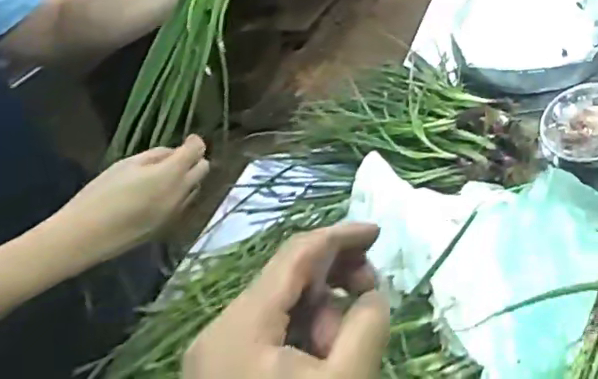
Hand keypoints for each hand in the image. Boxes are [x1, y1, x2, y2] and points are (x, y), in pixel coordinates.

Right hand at [46, 136, 209, 260]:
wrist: (76, 241)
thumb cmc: (99, 196)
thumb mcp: (127, 165)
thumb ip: (156, 155)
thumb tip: (173, 153)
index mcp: (172, 174)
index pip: (197, 151)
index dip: (194, 142)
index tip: (188, 139)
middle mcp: (180, 193)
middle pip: (203, 169)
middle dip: (194, 160)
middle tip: (177, 158)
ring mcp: (174, 213)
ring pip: (194, 188)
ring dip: (187, 180)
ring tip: (167, 178)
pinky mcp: (163, 229)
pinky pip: (181, 206)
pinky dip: (178, 196)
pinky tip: (159, 197)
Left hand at [184, 224, 388, 378]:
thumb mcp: (346, 378)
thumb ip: (369, 320)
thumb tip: (371, 296)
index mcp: (239, 326)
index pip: (299, 253)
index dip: (343, 235)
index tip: (381, 233)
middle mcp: (219, 332)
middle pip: (289, 277)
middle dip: (337, 280)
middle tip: (371, 294)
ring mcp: (215, 358)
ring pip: (282, 306)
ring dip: (323, 313)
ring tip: (345, 345)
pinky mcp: (220, 377)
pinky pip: (270, 334)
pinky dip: (304, 336)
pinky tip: (325, 359)